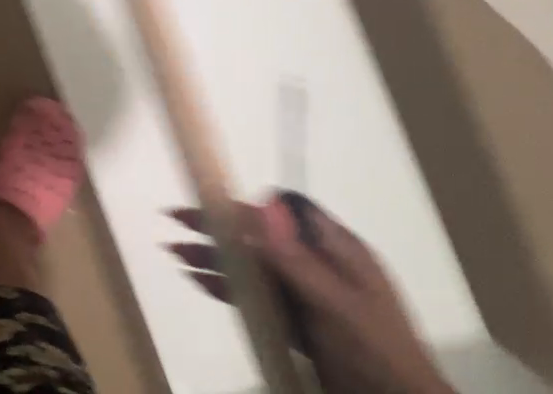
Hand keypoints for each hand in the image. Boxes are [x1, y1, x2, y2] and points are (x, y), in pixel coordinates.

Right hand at [167, 196, 454, 393]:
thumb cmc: (376, 351)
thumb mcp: (335, 304)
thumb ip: (296, 259)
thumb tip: (262, 206)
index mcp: (338, 252)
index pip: (283, 214)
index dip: (243, 205)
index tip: (206, 200)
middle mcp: (322, 267)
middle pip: (262, 239)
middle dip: (219, 229)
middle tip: (176, 220)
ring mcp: (310, 298)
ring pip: (256, 269)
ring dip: (217, 259)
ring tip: (177, 253)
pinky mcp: (300, 326)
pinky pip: (259, 299)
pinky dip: (230, 289)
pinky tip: (202, 283)